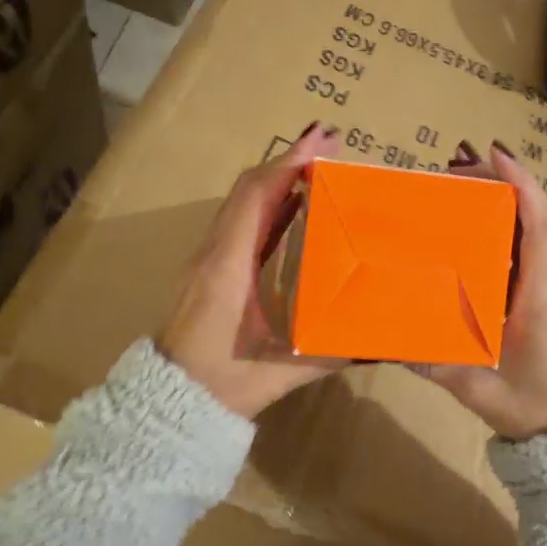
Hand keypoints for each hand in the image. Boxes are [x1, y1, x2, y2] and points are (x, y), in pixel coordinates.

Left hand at [157, 124, 345, 418]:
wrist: (167, 403)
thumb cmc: (221, 384)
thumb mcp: (280, 371)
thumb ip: (330, 355)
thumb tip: (379, 343)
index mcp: (227, 268)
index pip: (256, 199)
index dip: (288, 165)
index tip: (320, 142)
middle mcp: (214, 253)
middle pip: (248, 191)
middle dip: (287, 163)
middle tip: (329, 146)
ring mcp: (207, 260)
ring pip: (241, 204)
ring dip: (277, 182)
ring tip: (318, 169)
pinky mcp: (209, 271)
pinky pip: (240, 225)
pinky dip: (268, 206)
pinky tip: (295, 208)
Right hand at [411, 141, 546, 439]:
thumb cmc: (530, 408)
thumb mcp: (477, 390)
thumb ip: (435, 365)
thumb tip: (388, 342)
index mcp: (542, 299)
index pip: (542, 227)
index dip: (522, 186)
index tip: (494, 155)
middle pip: (540, 217)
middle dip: (504, 185)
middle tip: (455, 174)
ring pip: (540, 229)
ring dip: (508, 203)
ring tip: (461, 193)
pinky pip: (534, 248)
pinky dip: (509, 227)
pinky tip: (474, 231)